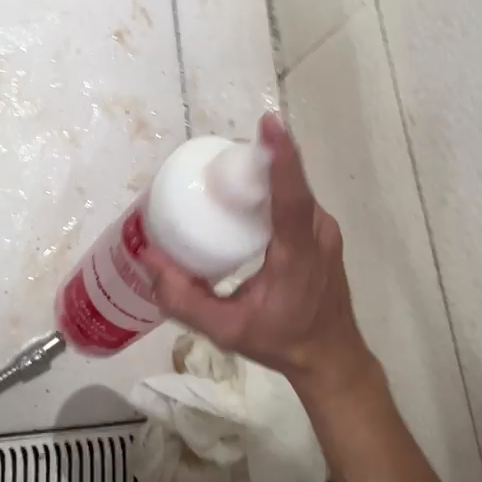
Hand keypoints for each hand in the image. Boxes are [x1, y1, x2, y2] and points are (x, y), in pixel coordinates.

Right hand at [138, 113, 372, 389]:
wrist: (332, 358)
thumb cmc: (281, 342)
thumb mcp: (227, 332)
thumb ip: (185, 299)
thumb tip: (148, 257)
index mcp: (298, 254)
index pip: (291, 197)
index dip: (281, 158)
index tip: (268, 124)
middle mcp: (318, 232)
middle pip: (290, 183)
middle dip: (258, 160)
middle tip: (218, 159)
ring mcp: (325, 229)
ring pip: (294, 188)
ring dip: (264, 175)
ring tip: (226, 175)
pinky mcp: (323, 230)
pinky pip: (297, 198)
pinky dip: (273, 190)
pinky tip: (246, 197)